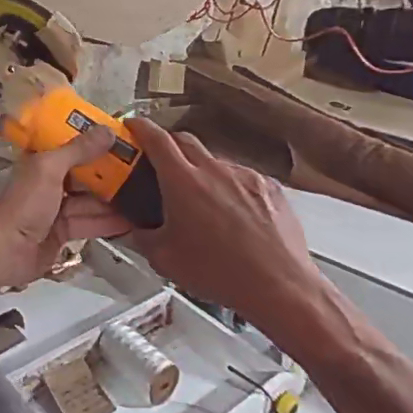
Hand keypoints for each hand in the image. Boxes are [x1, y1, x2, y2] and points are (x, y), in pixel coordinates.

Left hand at [0, 127, 133, 286]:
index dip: (98, 146)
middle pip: (87, 177)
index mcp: (44, 163)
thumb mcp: (50, 169)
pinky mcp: (65, 234)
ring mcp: (58, 210)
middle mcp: (51, 184)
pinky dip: (109, 223)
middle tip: (146, 172)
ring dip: (115, 201)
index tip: (127, 144)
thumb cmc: (25, 203)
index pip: (74, 149)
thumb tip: (107, 131)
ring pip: (92, 202)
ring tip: (148, 196)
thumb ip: (78, 150)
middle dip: (112, 175)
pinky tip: (133, 221)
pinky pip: (90, 224)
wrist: (5, 249)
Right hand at [123, 117, 321, 317]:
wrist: (280, 287)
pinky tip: (234, 215)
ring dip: (202, 172)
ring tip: (202, 202)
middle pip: (185, 140)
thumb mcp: (164, 258)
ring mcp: (245, 176)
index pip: (156, 138)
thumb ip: (142, 235)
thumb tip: (136, 227)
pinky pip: (242, 178)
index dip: (140, 126)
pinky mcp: (269, 187)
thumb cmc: (220, 273)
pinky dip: (231, 188)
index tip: (132, 125)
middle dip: (168, 145)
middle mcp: (214, 170)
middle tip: (160, 163)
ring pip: (215, 161)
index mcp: (182, 182)